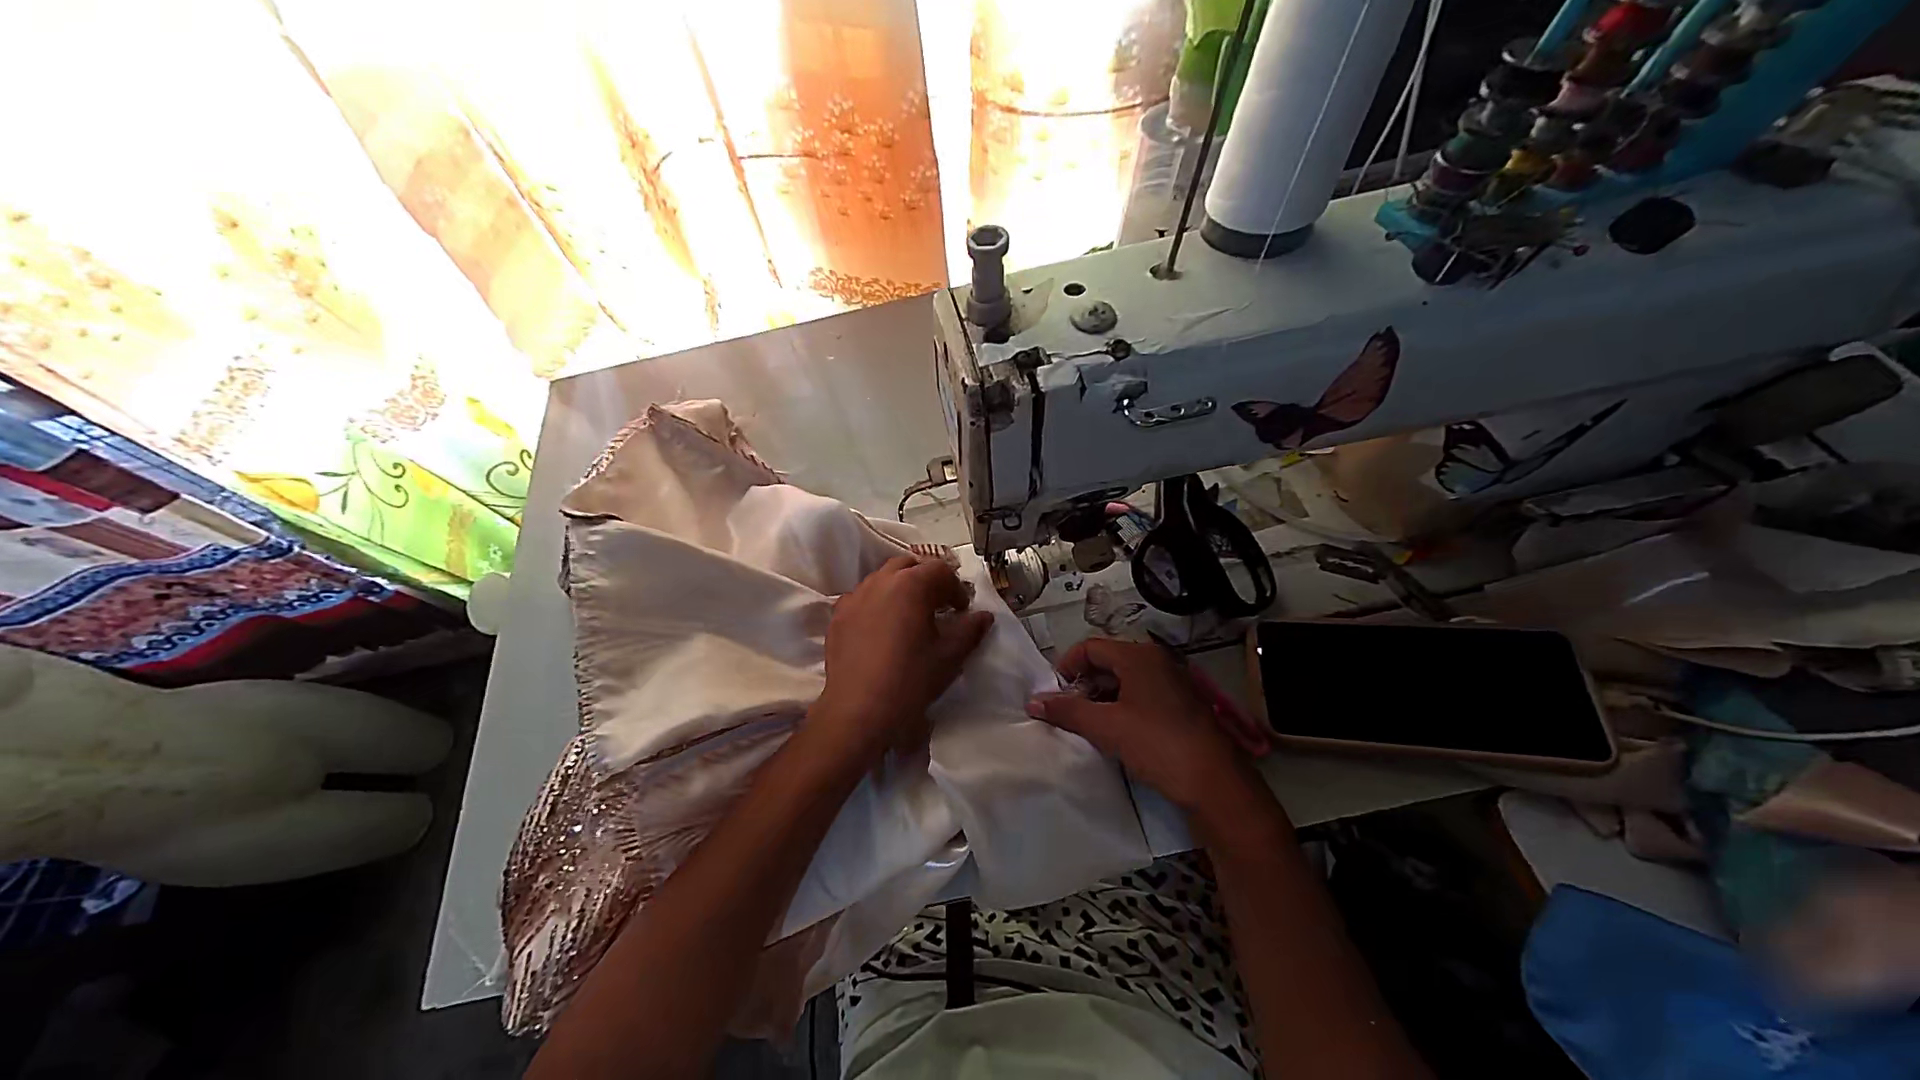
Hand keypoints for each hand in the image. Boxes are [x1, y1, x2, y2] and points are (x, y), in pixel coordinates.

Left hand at [810, 554, 994, 761]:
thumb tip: (983, 616)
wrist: (859, 711)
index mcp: (911, 585)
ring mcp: (854, 597)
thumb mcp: (949, 657)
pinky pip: (862, 598)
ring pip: (882, 579)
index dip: (956, 588)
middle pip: (908, 566)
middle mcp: (880, 582)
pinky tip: (882, 629)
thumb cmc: (910, 681)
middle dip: (926, 580)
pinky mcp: (838, 616)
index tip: (961, 610)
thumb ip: (969, 630)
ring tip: (910, 616)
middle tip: (938, 606)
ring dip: (901, 588)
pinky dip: (877, 603)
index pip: (940, 571)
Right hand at [1026, 638, 1264, 819]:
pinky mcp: (1181, 706)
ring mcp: (1172, 684)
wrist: (1215, 783)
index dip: (1067, 667)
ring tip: (1087, 725)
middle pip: (1108, 662)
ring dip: (1101, 698)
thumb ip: (1068, 711)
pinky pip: (1141, 696)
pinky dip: (1121, 708)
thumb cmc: (1158, 744)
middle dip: (1083, 684)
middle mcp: (1158, 662)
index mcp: (1140, 656)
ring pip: (1125, 681)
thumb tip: (1034, 701)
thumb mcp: (1107, 727)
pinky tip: (1114, 733)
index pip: (1091, 647)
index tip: (1053, 694)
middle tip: (1067, 711)